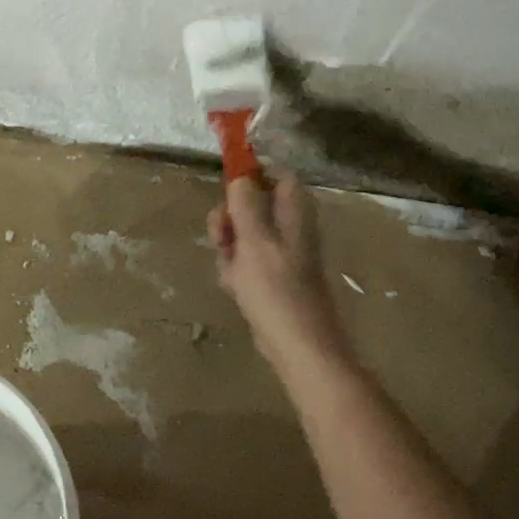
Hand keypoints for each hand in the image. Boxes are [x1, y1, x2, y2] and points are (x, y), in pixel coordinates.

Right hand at [207, 177, 349, 368]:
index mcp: (293, 214)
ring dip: (228, 246)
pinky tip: (234, 286)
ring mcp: (280, 253)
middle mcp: (289, 229)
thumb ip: (245, 204)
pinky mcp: (270, 276)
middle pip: (252, 204)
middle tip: (221, 236)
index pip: (277, 176)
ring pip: (243, 233)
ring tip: (230, 269)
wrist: (297, 344)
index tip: (226, 188)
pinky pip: (243, 260)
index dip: (252, 176)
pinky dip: (234, 269)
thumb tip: (240, 174)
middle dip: (230, 217)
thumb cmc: (276, 289)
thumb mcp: (254, 240)